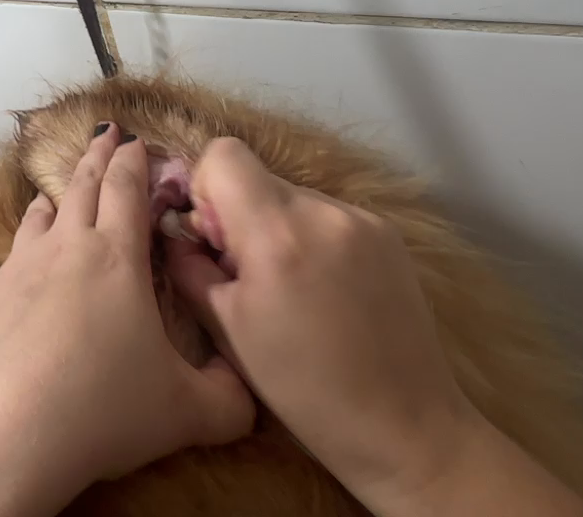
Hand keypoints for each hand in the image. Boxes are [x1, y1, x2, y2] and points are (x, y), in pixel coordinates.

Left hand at [0, 125, 253, 516]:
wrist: (5, 430)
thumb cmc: (104, 409)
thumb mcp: (187, 412)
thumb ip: (229, 396)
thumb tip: (251, 393)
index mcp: (116, 257)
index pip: (126, 189)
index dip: (133, 161)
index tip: (136, 140)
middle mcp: (65, 248)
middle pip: (82, 186)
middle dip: (97, 156)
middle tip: (105, 134)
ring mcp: (18, 267)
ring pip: (40, 216)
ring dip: (55, 197)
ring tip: (58, 192)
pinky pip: (9, 261)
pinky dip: (23, 251)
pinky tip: (22, 270)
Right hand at [168, 138, 582, 516]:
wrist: (405, 428)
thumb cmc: (301, 386)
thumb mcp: (226, 328)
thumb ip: (190, 263)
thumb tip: (177, 228)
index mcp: (276, 233)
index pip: (224, 153)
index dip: (207, 187)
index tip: (214, 238)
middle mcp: (323, 211)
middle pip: (257, 176)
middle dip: (239, 212)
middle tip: (247, 272)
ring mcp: (362, 218)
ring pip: (291, 195)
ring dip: (276, 225)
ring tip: (291, 287)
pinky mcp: (387, 232)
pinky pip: (326, 213)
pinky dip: (310, 237)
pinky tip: (324, 288)